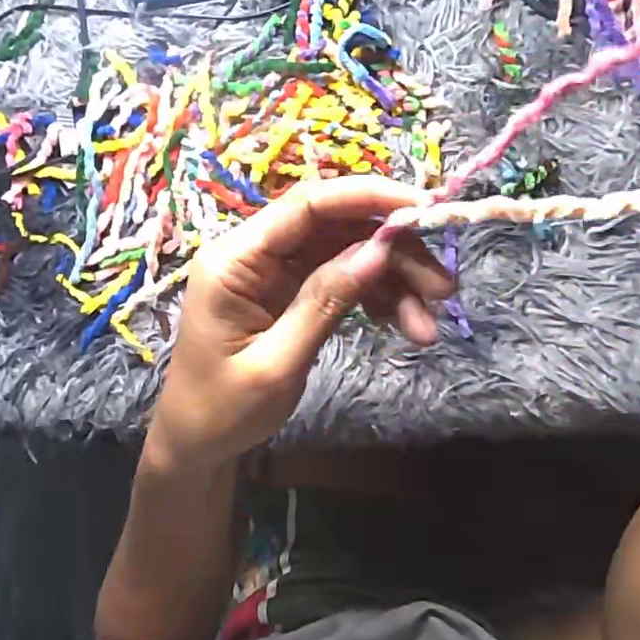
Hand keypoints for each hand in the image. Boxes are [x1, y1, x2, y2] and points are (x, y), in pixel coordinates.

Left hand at [151, 177, 455, 466]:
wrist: (196, 442)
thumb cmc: (223, 408)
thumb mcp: (277, 363)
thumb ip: (323, 302)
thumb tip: (378, 251)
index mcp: (234, 259)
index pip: (305, 205)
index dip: (366, 197)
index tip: (423, 210)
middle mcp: (254, 253)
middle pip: (335, 227)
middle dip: (393, 251)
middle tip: (443, 288)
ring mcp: (273, 271)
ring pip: (346, 253)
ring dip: (393, 281)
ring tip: (427, 326)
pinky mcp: (289, 290)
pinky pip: (341, 278)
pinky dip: (376, 297)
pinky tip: (402, 324)